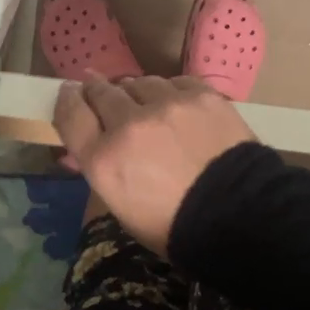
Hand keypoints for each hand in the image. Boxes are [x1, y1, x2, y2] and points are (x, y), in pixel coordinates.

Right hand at [53, 72, 256, 255]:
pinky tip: (178, 106)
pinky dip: (171, 92)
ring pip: (139, 83)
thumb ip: (102, 169)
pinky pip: (175, 82)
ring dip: (137, 93)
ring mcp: (166, 105)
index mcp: (104, 160)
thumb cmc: (175, 228)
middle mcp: (128, 124)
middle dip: (99, 92)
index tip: (71, 92)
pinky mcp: (200, 95)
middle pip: (102, 91)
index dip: (68, 99)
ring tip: (147, 106)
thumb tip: (87, 149)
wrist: (241, 218)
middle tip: (104, 95)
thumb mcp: (124, 208)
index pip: (71, 114)